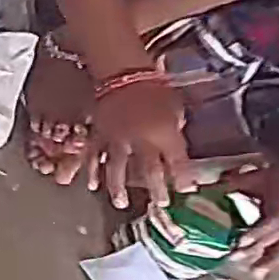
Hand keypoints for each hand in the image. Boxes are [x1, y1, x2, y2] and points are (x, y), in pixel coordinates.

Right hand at [87, 79, 195, 208]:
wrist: (123, 74)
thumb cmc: (154, 88)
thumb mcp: (175, 108)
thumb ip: (173, 130)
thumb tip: (173, 147)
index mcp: (164, 133)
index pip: (177, 162)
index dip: (183, 178)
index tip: (186, 191)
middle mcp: (140, 141)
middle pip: (148, 171)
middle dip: (155, 189)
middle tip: (159, 205)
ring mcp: (116, 140)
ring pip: (117, 169)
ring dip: (119, 189)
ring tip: (120, 204)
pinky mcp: (98, 136)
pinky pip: (94, 157)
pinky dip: (93, 172)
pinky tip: (93, 185)